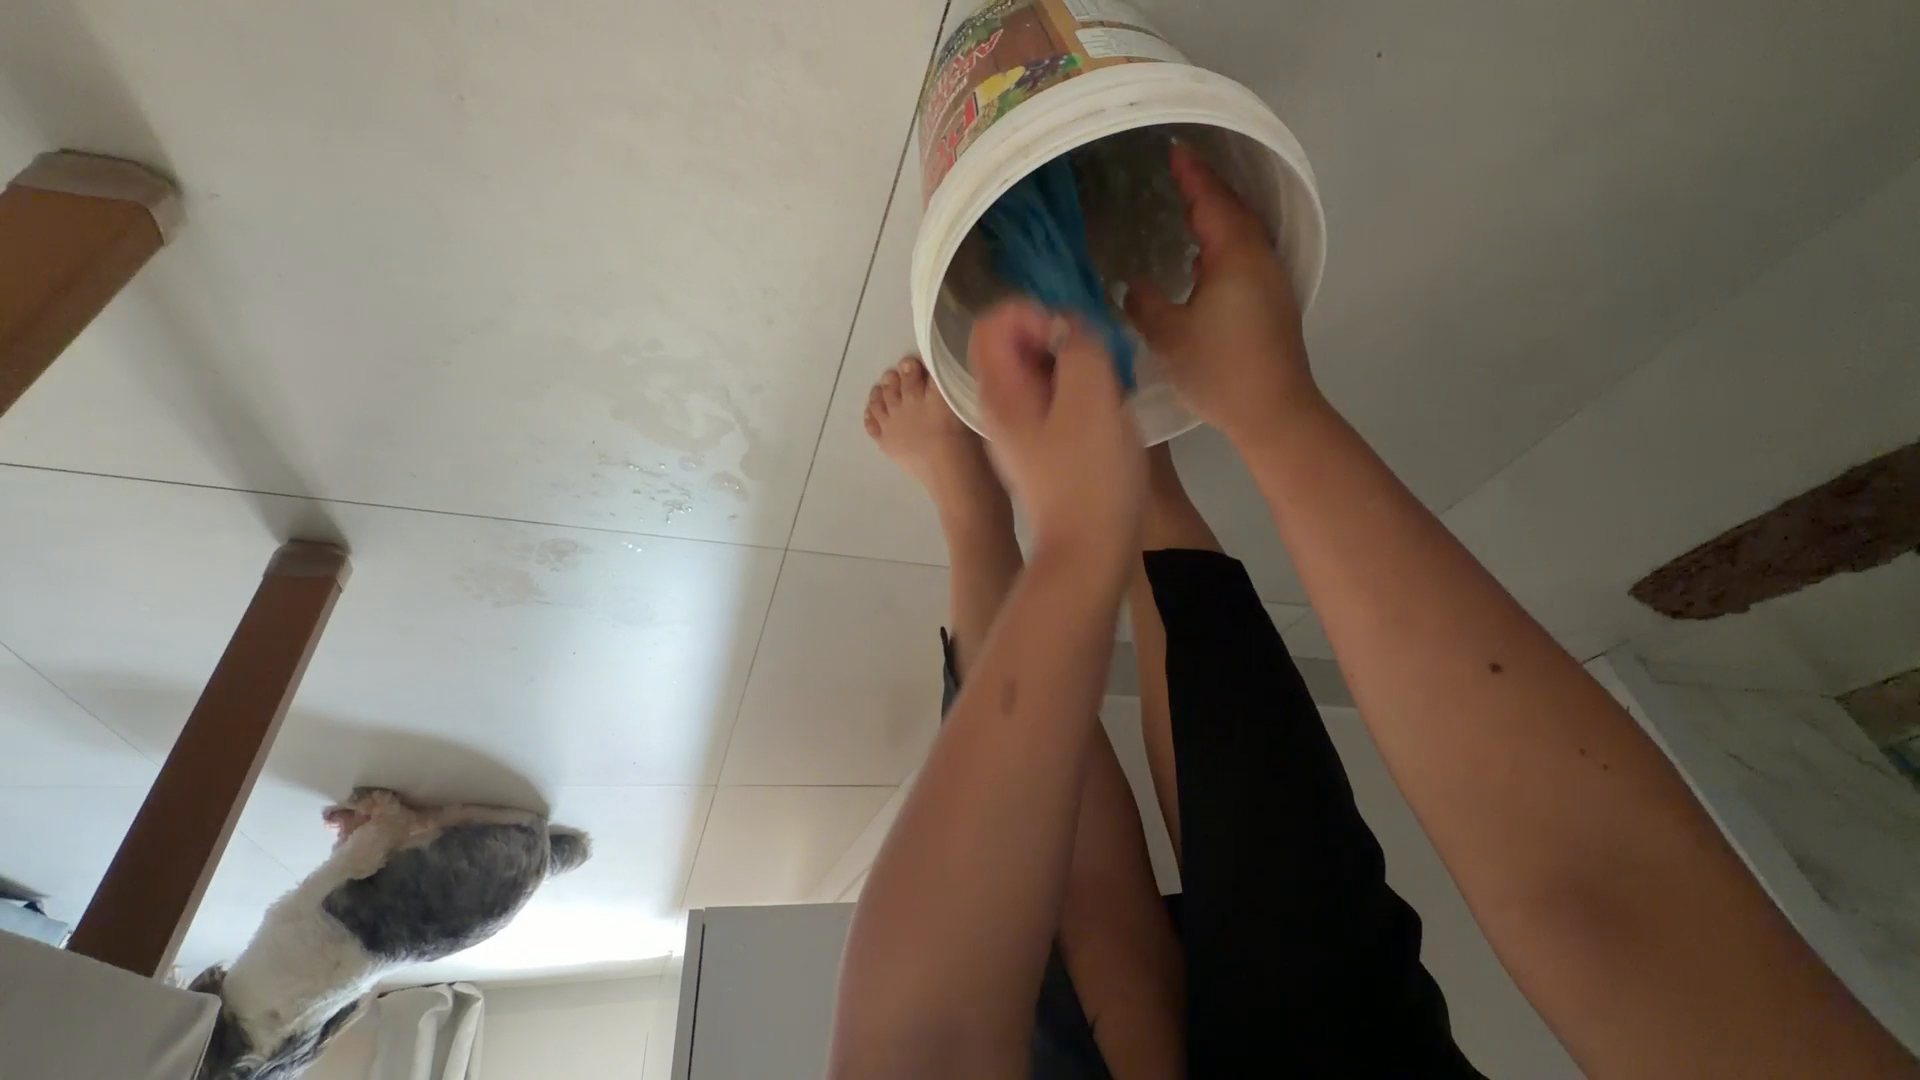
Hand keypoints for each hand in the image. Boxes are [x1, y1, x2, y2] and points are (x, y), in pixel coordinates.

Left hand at [970, 299, 1143, 565]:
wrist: (1089, 549)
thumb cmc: (1090, 475)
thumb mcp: (1091, 398)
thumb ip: (1077, 347)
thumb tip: (1065, 328)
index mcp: (999, 392)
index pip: (993, 324)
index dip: (1031, 312)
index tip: (1071, 333)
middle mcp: (999, 408)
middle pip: (1016, 347)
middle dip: (1058, 338)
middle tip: (1098, 356)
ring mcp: (1019, 431)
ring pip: (1039, 374)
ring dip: (1074, 366)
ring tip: (1108, 382)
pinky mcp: (1042, 449)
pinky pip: (1054, 402)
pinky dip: (1078, 393)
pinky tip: (1107, 409)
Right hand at [1125, 141, 1321, 445]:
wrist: (1273, 410)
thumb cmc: (1219, 369)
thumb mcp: (1168, 336)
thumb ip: (1145, 304)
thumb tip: (1133, 286)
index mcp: (1235, 255)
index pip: (1211, 201)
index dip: (1191, 174)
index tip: (1174, 148)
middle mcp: (1259, 259)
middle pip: (1233, 211)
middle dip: (1207, 188)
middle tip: (1180, 172)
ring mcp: (1270, 282)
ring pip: (1242, 235)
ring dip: (1217, 217)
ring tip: (1190, 208)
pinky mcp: (1271, 304)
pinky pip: (1244, 257)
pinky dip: (1223, 245)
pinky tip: (1203, 260)